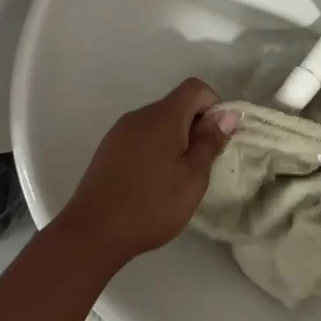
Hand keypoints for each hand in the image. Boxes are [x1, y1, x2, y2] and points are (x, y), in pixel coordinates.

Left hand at [54, 78, 238, 264]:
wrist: (93, 232)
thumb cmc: (152, 205)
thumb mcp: (193, 177)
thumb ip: (210, 141)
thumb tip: (227, 114)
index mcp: (163, 116)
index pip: (195, 88)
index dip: (213, 106)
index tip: (216, 138)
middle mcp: (139, 115)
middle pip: (176, 105)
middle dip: (195, 127)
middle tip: (200, 166)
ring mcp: (119, 131)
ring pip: (158, 123)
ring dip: (175, 140)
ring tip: (176, 178)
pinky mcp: (108, 149)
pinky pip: (141, 137)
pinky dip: (155, 150)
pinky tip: (152, 182)